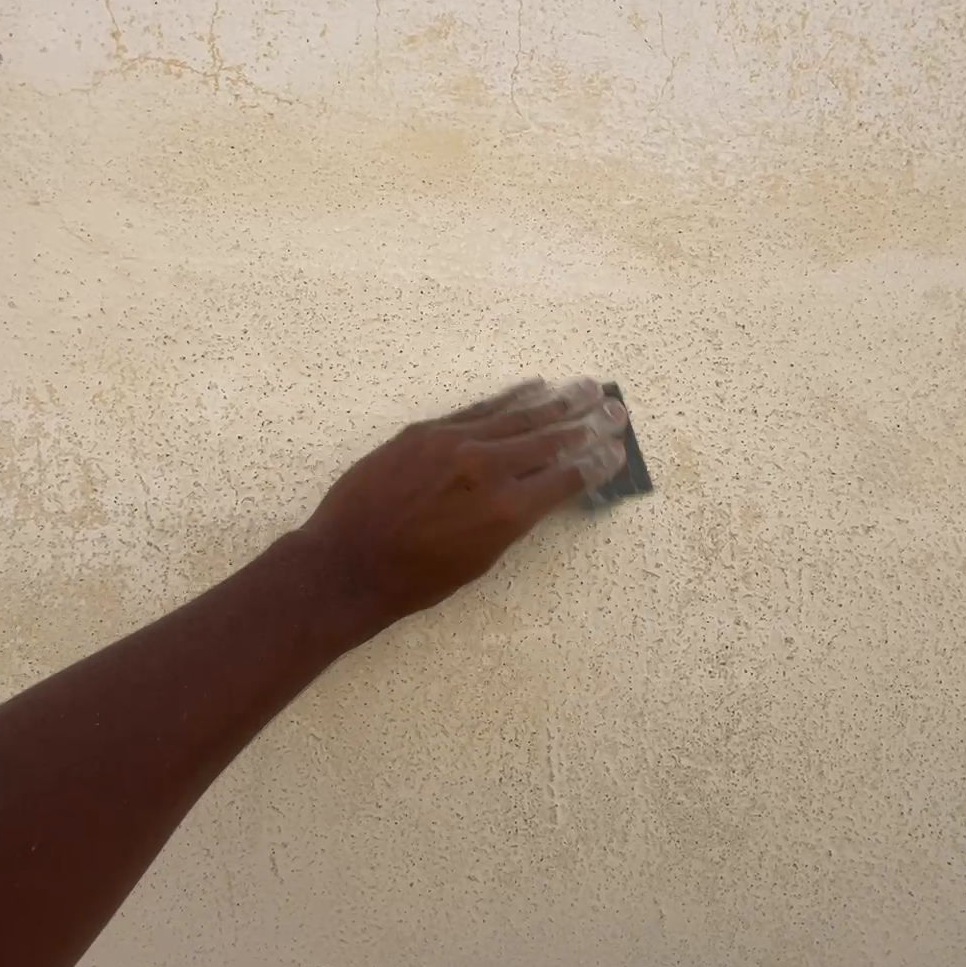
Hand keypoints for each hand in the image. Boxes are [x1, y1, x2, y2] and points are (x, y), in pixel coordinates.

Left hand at [302, 377, 629, 624]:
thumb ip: (513, 520)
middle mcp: (488, 470)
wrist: (348, 562)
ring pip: (518, 415)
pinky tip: (532, 388)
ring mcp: (455, 443)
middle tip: (616, 408)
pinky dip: (509, 398)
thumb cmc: (415, 579)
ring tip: (587, 387)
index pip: (567, 478)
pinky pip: (478, 408)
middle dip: (589, 423)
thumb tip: (536, 491)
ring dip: (557, 401)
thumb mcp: (480, 561)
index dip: (597, 463)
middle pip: (551, 439)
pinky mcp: (426, 431)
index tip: (618, 449)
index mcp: (508, 512)